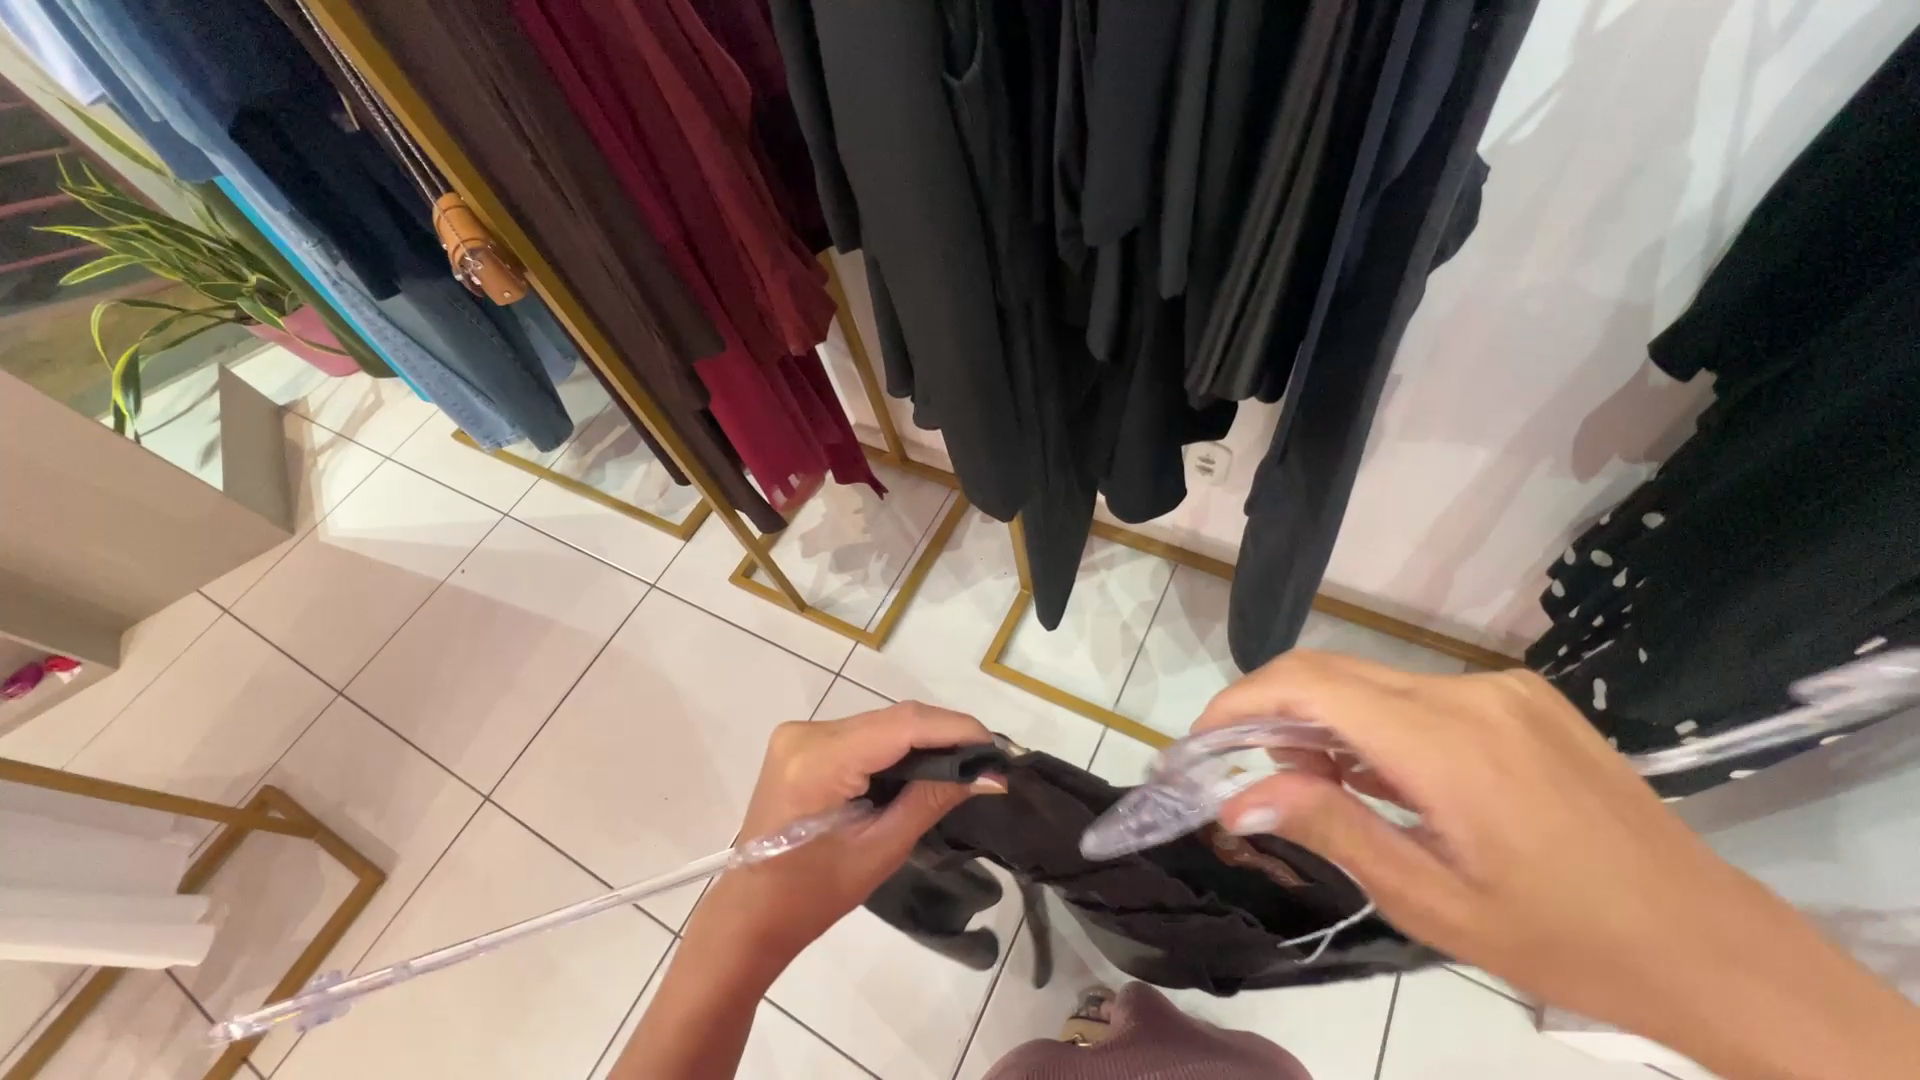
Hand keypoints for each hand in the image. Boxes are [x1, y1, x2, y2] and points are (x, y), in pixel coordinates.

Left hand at [696, 702, 998, 960]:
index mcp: (818, 760)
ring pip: (880, 724)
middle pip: (892, 720)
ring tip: (963, 766)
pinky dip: (896, 748)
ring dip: (922, 741)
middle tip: (987, 763)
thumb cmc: (812, 895)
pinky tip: (921, 768)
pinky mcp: (801, 743)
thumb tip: (990, 775)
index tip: (997, 749)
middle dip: (944, 736)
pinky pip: (862, 734)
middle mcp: (806, 733)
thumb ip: (933, 799)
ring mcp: (799, 734)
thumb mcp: (881, 849)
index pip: (902, 725)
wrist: (749, 913)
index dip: (955, 729)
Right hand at [1195, 651, 1919, 1079]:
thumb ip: (1329, 828)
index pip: (1309, 687)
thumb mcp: (1430, 901)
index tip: (1199, 745)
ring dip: (1319, 721)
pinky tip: (1373, 776)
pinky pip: (1416, 694)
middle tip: (1238, 773)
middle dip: (1267, 713)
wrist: (1711, 944)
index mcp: (1447, 744)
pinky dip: (1370, 724)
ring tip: (1303, 784)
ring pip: (1370, 682)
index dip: (1238, 704)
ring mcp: (1501, 689)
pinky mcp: (1521, 698)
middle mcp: (1470, 693)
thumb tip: (1237, 797)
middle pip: (1332, 674)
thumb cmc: (1563, 942)